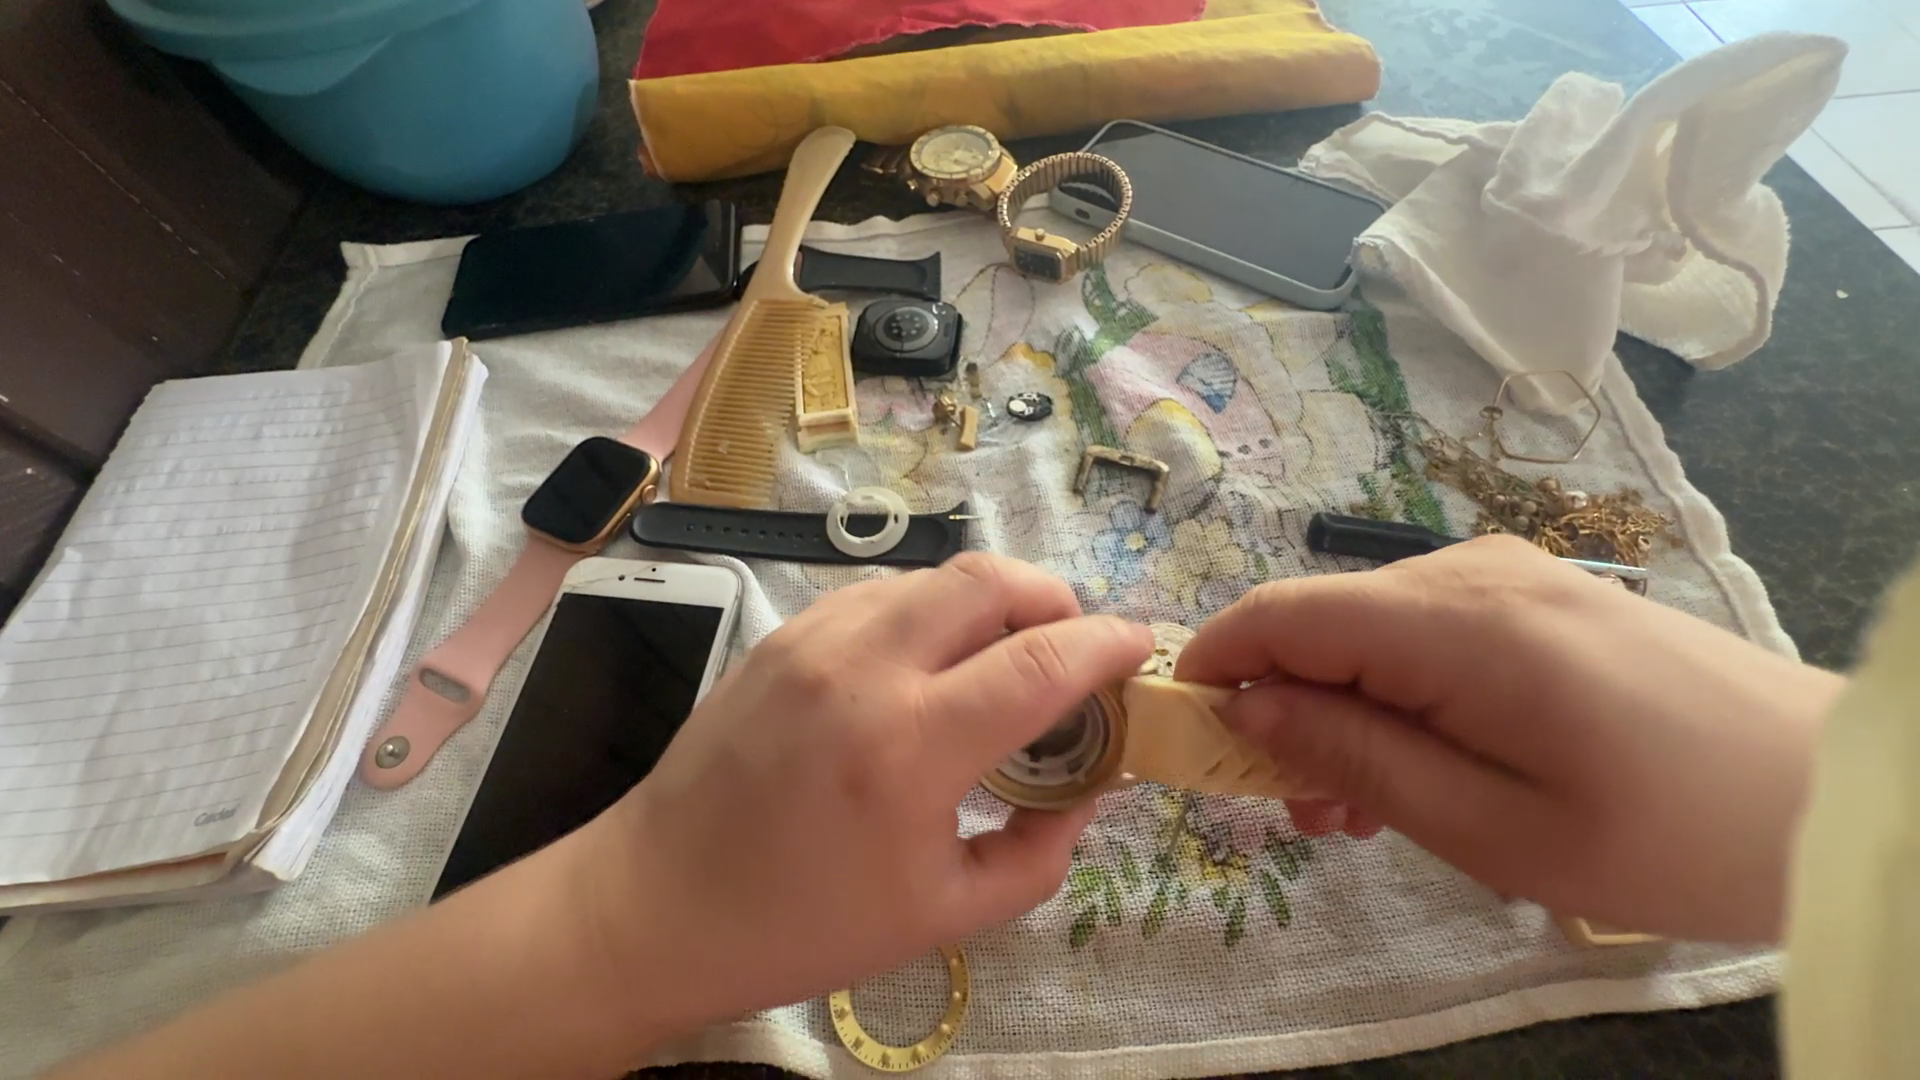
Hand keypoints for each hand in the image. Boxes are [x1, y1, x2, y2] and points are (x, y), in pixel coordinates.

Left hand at [581, 553, 1152, 1033]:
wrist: (657, 900)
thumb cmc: (803, 923)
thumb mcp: (943, 915)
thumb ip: (1038, 853)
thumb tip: (1086, 790)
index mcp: (909, 747)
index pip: (1039, 662)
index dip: (1106, 643)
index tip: (1138, 644)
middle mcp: (864, 668)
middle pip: (989, 580)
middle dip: (1053, 597)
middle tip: (1071, 643)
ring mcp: (816, 637)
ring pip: (936, 577)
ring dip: (991, 601)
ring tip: (1004, 653)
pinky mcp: (785, 631)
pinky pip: (884, 593)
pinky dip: (932, 610)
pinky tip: (931, 659)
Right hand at [1175, 536, 1843, 942]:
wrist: (1845, 797)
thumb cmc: (1670, 833)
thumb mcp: (1491, 827)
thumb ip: (1353, 754)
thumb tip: (1248, 704)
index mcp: (1453, 622)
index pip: (1283, 613)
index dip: (1217, 657)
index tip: (1188, 722)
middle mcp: (1462, 572)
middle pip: (1317, 621)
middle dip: (1278, 699)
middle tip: (1290, 798)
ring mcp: (1497, 574)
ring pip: (1360, 628)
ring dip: (1332, 701)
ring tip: (1352, 797)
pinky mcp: (1521, 592)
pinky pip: (1414, 630)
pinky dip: (1384, 687)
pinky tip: (1410, 751)